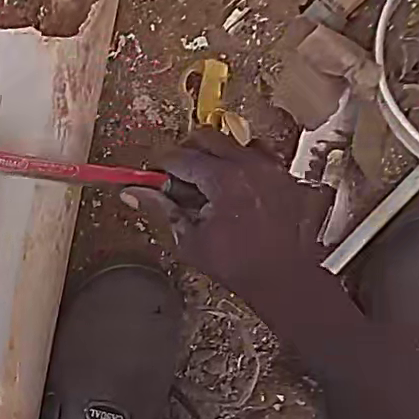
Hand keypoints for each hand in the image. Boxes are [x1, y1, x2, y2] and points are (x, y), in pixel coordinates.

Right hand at [123, 130, 332, 310]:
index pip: (180, 157)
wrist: (287, 279)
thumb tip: (131, 192)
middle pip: (206, 139)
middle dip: (185, 155)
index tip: (152, 177)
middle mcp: (249, 163)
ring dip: (213, 158)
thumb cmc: (237, 265)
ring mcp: (272, 167)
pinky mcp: (286, 176)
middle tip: (176, 181)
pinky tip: (235, 192)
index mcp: (223, 178)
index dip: (160, 166)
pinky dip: (239, 166)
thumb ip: (163, 209)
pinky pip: (256, 157)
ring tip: (207, 189)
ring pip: (231, 144)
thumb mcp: (191, 241)